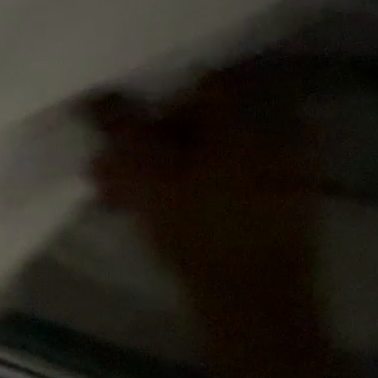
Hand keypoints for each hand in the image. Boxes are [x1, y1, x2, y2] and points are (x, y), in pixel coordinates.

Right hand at [83, 66, 320, 289]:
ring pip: (200, 150)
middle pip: (197, 117)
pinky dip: (177, 182)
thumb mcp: (139, 164)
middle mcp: (274, 136)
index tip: (121, 100)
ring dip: (153, 162)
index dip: (156, 86)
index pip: (202, 78)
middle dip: (145, 134)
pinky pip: (215, 177)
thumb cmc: (193, 220)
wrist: (248, 298)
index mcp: (249, 119)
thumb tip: (99, 93)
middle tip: (107, 152)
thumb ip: (117, 122)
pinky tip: (138, 202)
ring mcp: (278, 173)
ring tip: (110, 185)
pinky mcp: (270, 204)